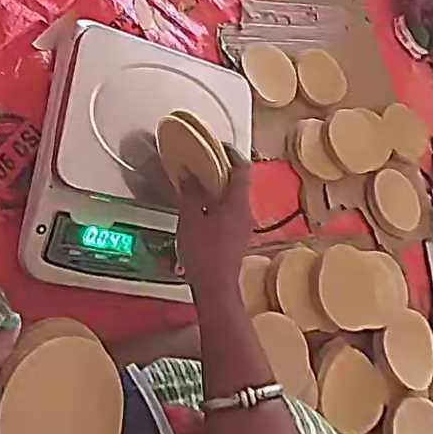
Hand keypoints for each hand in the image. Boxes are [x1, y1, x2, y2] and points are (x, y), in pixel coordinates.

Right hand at [174, 145, 254, 298]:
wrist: (216, 288)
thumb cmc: (204, 254)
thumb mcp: (190, 220)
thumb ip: (190, 193)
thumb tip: (187, 172)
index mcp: (237, 203)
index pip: (242, 168)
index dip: (231, 152)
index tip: (215, 144)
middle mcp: (246, 210)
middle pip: (239, 180)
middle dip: (222, 167)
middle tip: (202, 159)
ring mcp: (244, 223)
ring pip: (235, 194)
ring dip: (220, 184)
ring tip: (199, 178)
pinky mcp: (238, 234)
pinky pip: (232, 207)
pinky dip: (219, 198)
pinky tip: (202, 202)